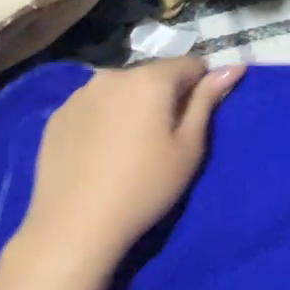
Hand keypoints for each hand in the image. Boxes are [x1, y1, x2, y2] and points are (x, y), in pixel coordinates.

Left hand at [0, 58, 244, 289]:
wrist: (76, 224)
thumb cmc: (146, 185)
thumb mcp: (189, 147)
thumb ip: (207, 101)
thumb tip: (232, 67)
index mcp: (151, 79)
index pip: (190, 65)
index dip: (200, 87)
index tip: (196, 119)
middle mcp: (112, 75)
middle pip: (152, 76)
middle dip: (164, 97)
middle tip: (165, 138)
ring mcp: (79, 95)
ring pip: (120, 90)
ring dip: (132, 106)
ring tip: (130, 147)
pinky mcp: (57, 116)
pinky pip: (93, 107)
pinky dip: (104, 119)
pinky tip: (101, 153)